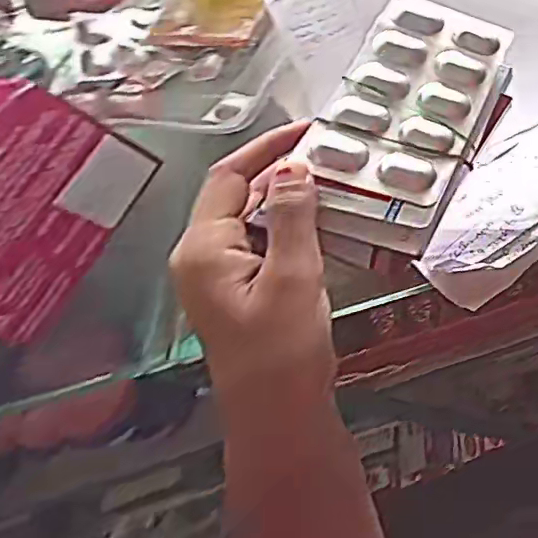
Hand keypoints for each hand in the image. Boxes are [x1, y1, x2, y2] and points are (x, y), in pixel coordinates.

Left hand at [168, 121, 334, 410]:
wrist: (277, 408)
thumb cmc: (282, 347)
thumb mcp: (294, 275)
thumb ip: (292, 218)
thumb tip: (294, 168)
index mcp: (203, 249)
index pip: (229, 178)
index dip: (268, 147)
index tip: (310, 130)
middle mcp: (203, 255)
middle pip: (238, 193)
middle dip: (281, 167)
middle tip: (331, 150)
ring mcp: (221, 271)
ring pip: (253, 214)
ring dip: (290, 193)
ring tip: (334, 176)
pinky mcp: (242, 283)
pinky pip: (264, 236)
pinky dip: (292, 218)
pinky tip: (325, 215)